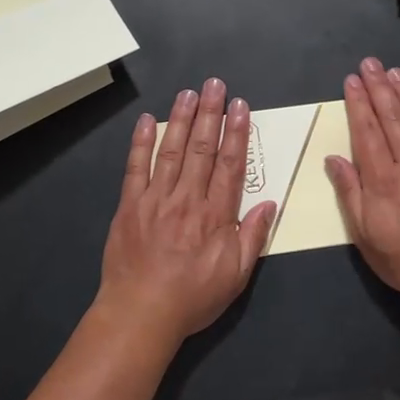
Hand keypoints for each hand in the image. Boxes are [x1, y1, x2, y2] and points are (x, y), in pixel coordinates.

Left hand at [95, 79, 277, 345]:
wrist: (140, 314)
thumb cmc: (192, 298)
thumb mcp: (236, 276)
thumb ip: (252, 237)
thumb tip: (269, 203)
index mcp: (216, 214)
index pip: (230, 164)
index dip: (237, 132)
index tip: (240, 106)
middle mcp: (188, 198)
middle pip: (202, 148)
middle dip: (210, 113)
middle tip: (215, 85)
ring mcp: (156, 199)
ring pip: (172, 150)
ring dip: (182, 119)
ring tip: (189, 93)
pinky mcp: (130, 205)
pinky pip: (136, 167)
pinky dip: (142, 142)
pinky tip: (148, 121)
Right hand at [326, 58, 399, 305]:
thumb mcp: (363, 233)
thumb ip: (350, 192)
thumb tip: (334, 158)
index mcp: (383, 181)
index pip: (367, 132)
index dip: (358, 103)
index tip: (351, 81)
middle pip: (392, 117)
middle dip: (379, 87)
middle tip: (370, 63)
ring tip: (394, 71)